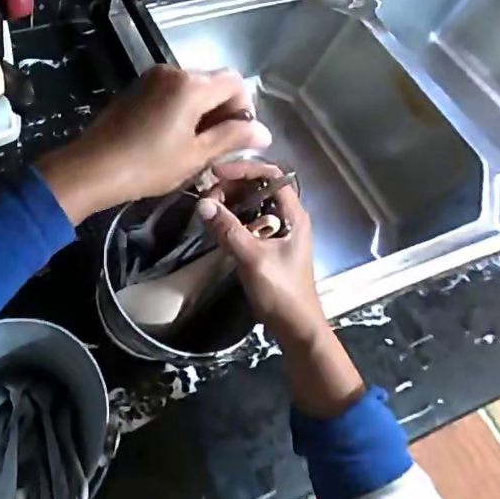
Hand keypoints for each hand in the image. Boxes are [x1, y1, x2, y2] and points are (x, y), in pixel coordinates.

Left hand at [36, 66, 271, 222]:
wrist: (92, 168)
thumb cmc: (148, 165)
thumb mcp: (196, 155)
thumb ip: (232, 138)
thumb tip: (263, 132)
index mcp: (192, 84)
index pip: (236, 82)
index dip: (244, 109)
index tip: (239, 138)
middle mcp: (173, 71)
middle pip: (214, 81)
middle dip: (224, 110)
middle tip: (219, 146)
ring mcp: (152, 78)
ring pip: (192, 87)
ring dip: (203, 110)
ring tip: (196, 146)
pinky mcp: (137, 89)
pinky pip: (171, 91)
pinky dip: (182, 109)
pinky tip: (173, 138)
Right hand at [197, 162, 364, 418]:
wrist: (297, 329)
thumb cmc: (282, 292)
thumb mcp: (253, 258)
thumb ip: (229, 230)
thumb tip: (202, 203)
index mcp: (294, 214)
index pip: (271, 174)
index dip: (244, 168)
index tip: (216, 173)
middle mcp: (288, 217)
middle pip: (260, 186)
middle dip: (233, 185)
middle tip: (208, 194)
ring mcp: (278, 231)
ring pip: (253, 202)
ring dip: (231, 200)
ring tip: (208, 206)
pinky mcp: (268, 244)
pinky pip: (249, 219)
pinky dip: (232, 216)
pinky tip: (216, 222)